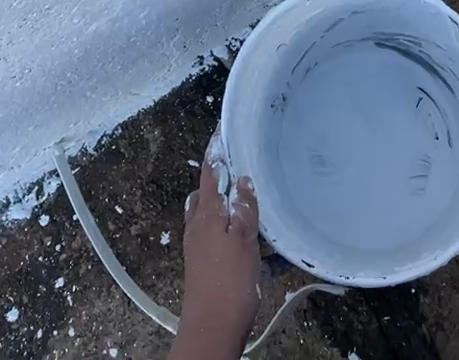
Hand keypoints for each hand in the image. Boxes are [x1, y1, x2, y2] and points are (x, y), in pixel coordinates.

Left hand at [173, 129, 260, 357]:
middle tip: (246, 165)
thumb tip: (243, 179)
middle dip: (224, 178)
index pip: (209, 172)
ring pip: (216, 215)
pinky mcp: (206, 264)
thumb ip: (244, 209)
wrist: (212, 330)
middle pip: (209, 193)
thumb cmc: (229, 282)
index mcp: (206, 214)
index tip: (222, 128)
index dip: (216, 150)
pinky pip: (222, 237)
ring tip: (256, 201)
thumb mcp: (244, 241)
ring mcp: (199, 246)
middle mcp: (198, 225)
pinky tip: (260, 243)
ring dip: (232, 206)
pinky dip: (236, 231)